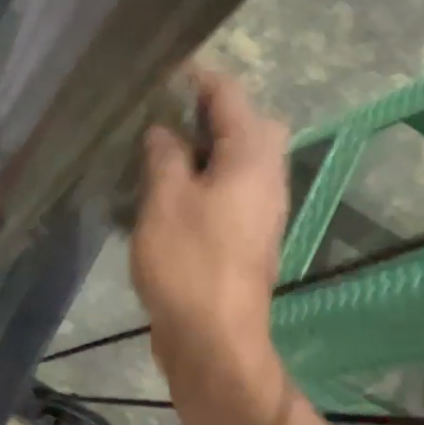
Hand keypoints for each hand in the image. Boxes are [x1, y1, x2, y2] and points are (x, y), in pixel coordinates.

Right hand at [132, 71, 290, 380]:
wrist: (214, 342)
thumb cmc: (189, 265)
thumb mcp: (164, 201)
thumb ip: (164, 156)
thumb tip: (163, 132)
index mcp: (252, 154)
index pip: (228, 95)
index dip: (193, 82)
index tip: (158, 86)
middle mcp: (267, 178)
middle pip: (243, 129)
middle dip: (204, 122)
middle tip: (159, 131)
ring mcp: (261, 216)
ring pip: (235, 169)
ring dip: (200, 161)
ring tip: (156, 168)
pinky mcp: (246, 247)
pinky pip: (227, 202)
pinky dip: (202, 194)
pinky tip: (167, 210)